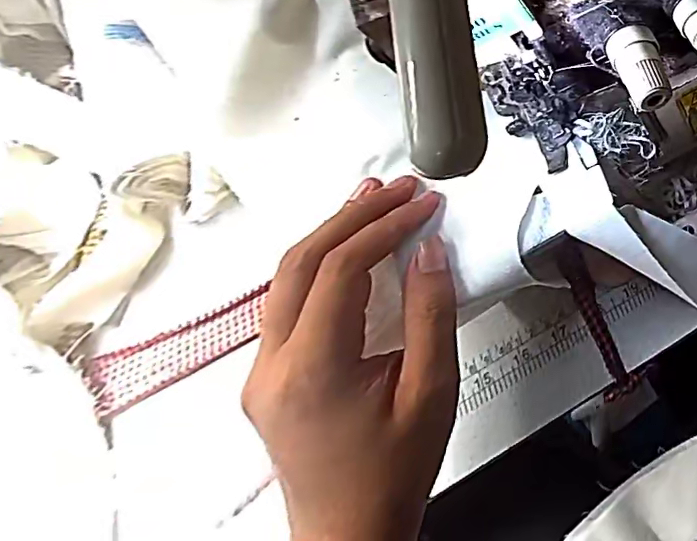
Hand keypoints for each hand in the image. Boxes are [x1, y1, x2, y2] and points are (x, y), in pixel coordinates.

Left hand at [243, 176, 457, 540]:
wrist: (350, 534)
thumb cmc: (389, 474)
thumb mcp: (431, 389)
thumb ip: (430, 313)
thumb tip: (427, 253)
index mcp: (311, 370)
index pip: (341, 269)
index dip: (385, 227)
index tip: (422, 206)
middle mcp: (274, 367)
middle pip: (303, 261)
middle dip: (356, 214)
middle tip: (401, 190)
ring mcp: (266, 371)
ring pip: (289, 275)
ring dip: (335, 230)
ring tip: (375, 200)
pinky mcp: (274, 374)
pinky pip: (292, 297)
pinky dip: (325, 259)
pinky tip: (352, 244)